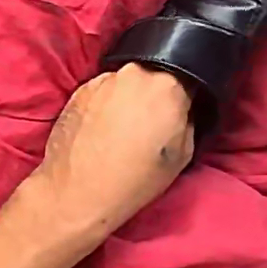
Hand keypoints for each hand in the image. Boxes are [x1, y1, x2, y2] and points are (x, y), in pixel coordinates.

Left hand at [19, 64, 193, 252]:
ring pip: (125, 83)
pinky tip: (100, 130)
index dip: (182, 97)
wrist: (79, 193)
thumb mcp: (183, 156)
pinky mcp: (79, 89)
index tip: (176, 114)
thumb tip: (182, 110)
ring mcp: (104, 80)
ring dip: (127, 99)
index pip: (184, 79)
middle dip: (153, 96)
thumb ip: (188, 121)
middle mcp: (135, 74)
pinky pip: (101, 91)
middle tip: (148, 125)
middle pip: (152, 77)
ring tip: (120, 130)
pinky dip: (104, 105)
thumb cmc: (135, 179)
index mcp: (167, 86)